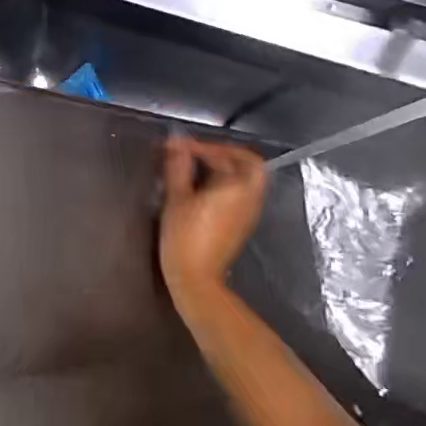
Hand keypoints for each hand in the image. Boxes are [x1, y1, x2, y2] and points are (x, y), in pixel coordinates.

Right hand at [159, 135, 267, 297]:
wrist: (196, 280)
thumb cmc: (184, 240)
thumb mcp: (176, 199)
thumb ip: (178, 167)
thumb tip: (177, 144)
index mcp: (235, 187)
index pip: (225, 154)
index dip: (202, 146)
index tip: (180, 147)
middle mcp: (249, 197)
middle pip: (250, 164)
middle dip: (228, 152)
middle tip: (204, 152)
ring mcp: (249, 212)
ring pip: (250, 179)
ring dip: (230, 167)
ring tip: (202, 167)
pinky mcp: (243, 224)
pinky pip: (244, 193)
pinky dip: (230, 183)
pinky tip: (206, 188)